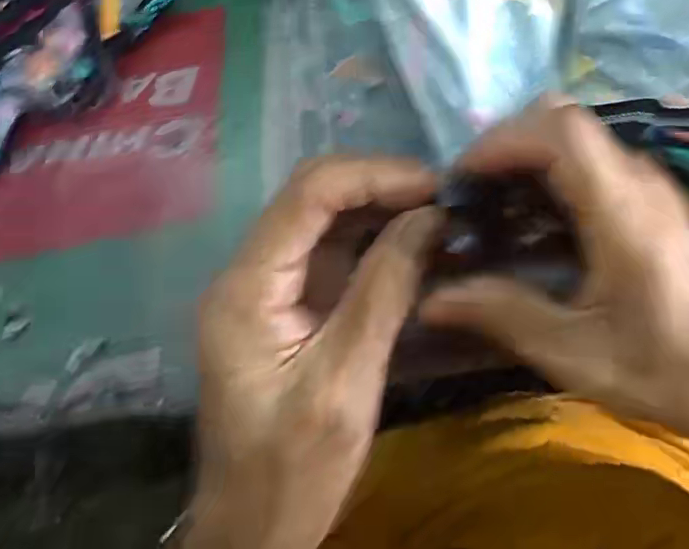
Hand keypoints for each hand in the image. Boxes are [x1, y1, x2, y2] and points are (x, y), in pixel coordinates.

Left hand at [188, 157, 442, 548]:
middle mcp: (249, 269)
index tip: (432, 183)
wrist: (251, 533)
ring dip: (379, 204)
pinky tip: (412, 238)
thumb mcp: (345, 386)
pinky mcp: (287, 298)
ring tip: (436, 210)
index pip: (307, 194)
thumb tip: (429, 218)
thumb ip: (383, 292)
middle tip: (441, 195)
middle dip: (378, 183)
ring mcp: (267, 282)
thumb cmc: (292, 472)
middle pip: (312, 193)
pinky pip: (331, 246)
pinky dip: (373, 235)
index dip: (372, 175)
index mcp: (247, 286)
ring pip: (323, 214)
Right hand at [420, 102, 688, 442]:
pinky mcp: (648, 196)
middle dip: (506, 140)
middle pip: (562, 118)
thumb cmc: (670, 371)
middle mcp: (636, 181)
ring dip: (525, 151)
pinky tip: (532, 215)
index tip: (464, 178)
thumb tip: (430, 300)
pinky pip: (587, 155)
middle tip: (473, 188)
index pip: (560, 131)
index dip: (503, 140)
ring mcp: (646, 183)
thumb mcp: (578, 355)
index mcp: (623, 211)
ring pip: (574, 131)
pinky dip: (547, 165)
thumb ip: (504, 316)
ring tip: (493, 200)